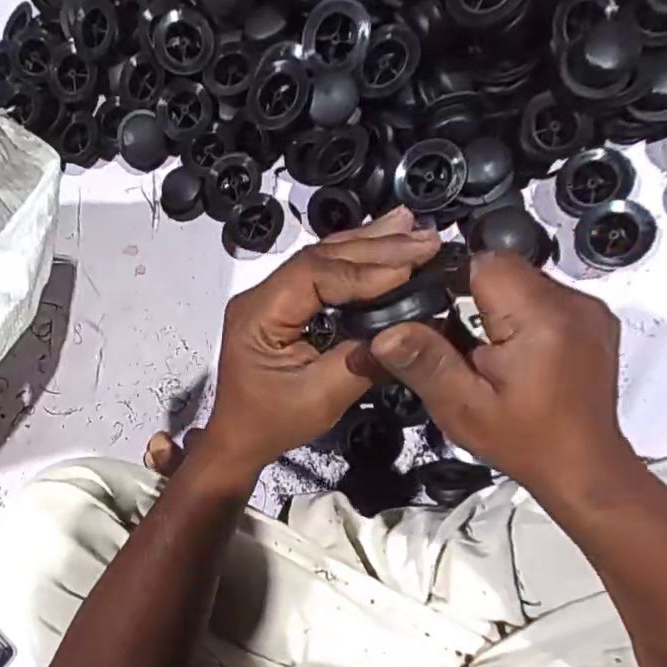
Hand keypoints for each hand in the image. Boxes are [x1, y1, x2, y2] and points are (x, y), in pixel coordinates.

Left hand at [201, 207, 440, 476]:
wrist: (241, 439)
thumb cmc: (269, 424)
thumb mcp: (320, 399)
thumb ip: (361, 362)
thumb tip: (403, 334)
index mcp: (259, 315)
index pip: (315, 274)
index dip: (366, 269)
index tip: (411, 266)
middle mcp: (260, 297)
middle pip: (322, 257)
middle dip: (377, 246)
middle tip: (425, 238)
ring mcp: (271, 298)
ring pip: (323, 259)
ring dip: (370, 244)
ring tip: (410, 228)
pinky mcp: (284, 307)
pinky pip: (322, 274)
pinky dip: (357, 261)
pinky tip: (383, 246)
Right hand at [367, 251, 632, 489]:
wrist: (581, 466)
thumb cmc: (531, 443)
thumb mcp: (463, 408)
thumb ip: (425, 364)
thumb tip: (387, 335)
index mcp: (541, 321)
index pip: (485, 262)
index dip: (453, 286)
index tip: (445, 320)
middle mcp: (573, 306)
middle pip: (504, 270)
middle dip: (475, 302)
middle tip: (469, 351)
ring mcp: (587, 311)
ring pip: (522, 282)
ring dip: (499, 312)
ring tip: (494, 359)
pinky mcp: (592, 320)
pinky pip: (544, 299)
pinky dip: (522, 321)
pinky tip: (517, 359)